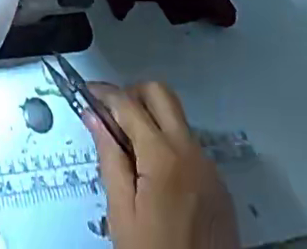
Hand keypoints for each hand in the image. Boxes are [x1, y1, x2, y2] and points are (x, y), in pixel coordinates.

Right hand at [86, 81, 238, 248]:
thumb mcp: (122, 213)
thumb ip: (109, 159)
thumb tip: (94, 117)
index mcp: (164, 157)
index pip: (129, 104)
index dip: (104, 94)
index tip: (88, 93)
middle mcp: (191, 152)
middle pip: (160, 94)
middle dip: (132, 95)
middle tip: (111, 117)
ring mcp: (209, 167)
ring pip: (176, 118)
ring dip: (150, 119)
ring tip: (127, 150)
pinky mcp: (218, 184)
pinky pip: (189, 145)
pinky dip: (167, 143)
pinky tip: (151, 173)